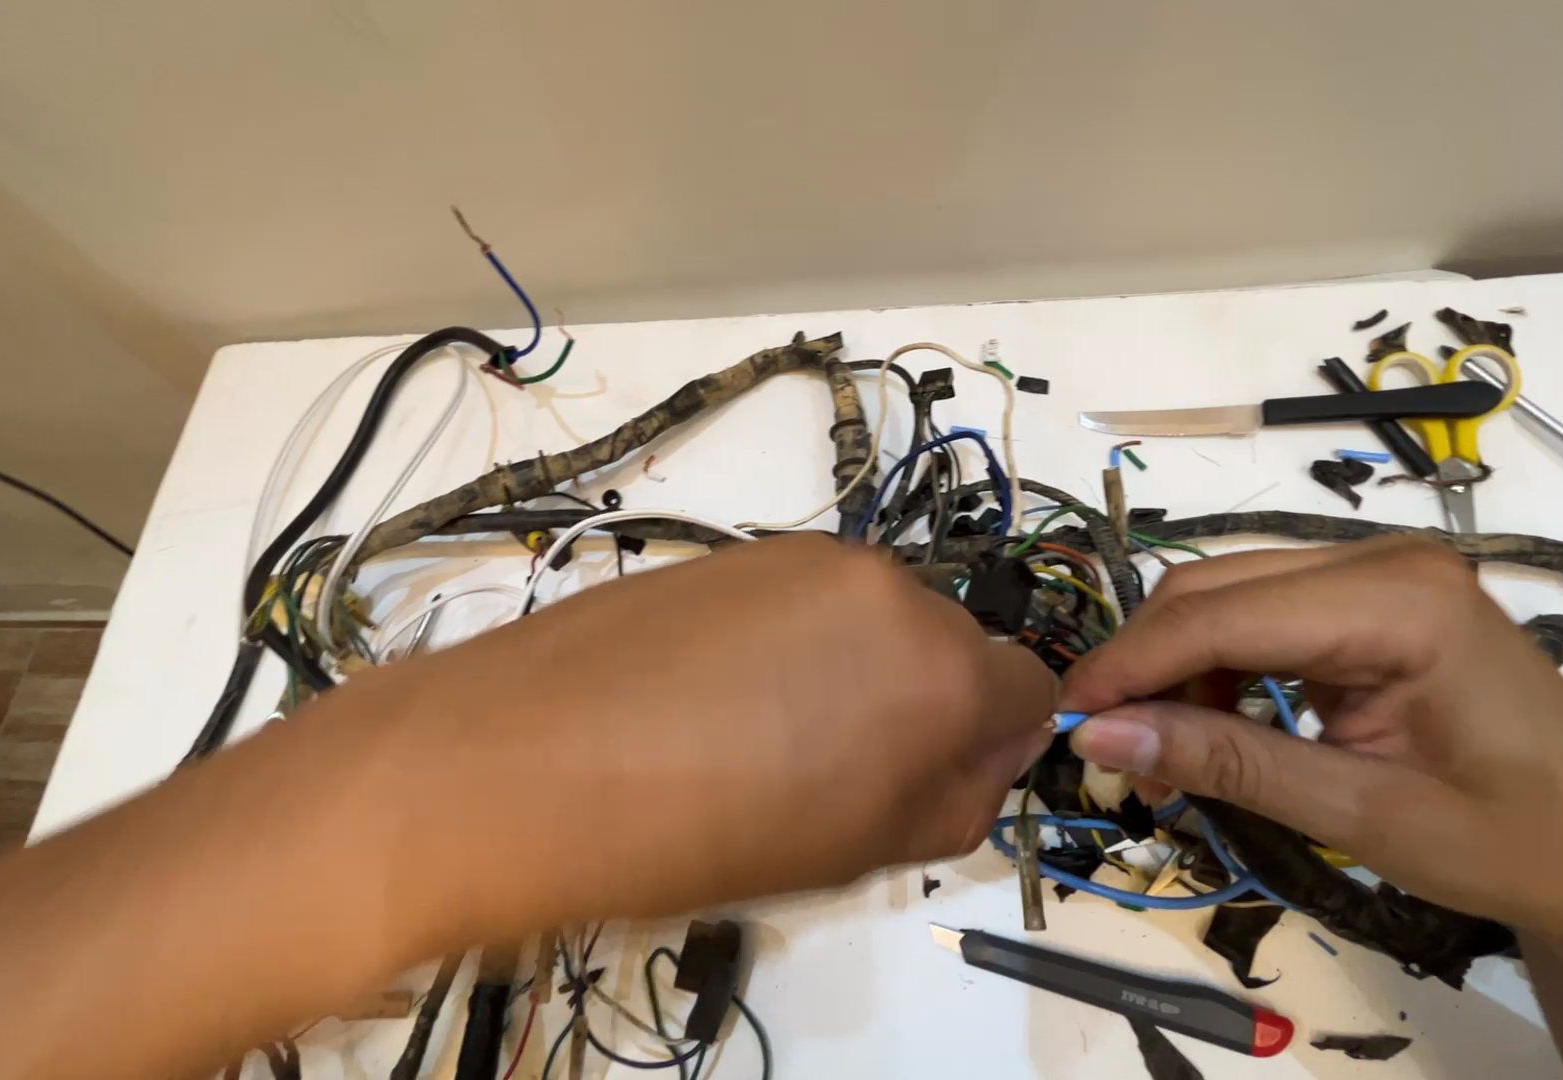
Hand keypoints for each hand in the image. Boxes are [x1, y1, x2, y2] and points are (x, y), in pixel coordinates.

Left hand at [358, 532, 1054, 943]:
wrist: (532, 756)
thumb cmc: (704, 834)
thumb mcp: (861, 851)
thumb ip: (959, 795)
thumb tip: (991, 748)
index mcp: (940, 672)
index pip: (1030, 688)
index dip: (992, 740)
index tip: (936, 771)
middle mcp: (891, 591)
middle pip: (954, 645)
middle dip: (924, 700)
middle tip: (841, 759)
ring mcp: (816, 557)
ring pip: (881, 617)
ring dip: (860, 663)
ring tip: (771, 720)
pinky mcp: (753, 544)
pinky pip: (817, 594)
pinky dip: (803, 634)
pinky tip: (731, 681)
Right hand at [1057, 536, 1562, 937]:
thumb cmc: (1509, 842)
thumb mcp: (1357, 813)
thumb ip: (1222, 762)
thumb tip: (1097, 735)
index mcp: (1397, 601)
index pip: (1219, 616)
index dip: (1130, 665)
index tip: (1068, 717)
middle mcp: (1376, 562)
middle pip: (1207, 592)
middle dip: (1142, 667)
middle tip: (1106, 743)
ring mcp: (1367, 573)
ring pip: (1216, 601)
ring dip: (1169, 672)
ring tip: (1155, 752)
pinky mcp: (1355, 599)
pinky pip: (1247, 617)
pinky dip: (1205, 671)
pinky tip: (1201, 725)